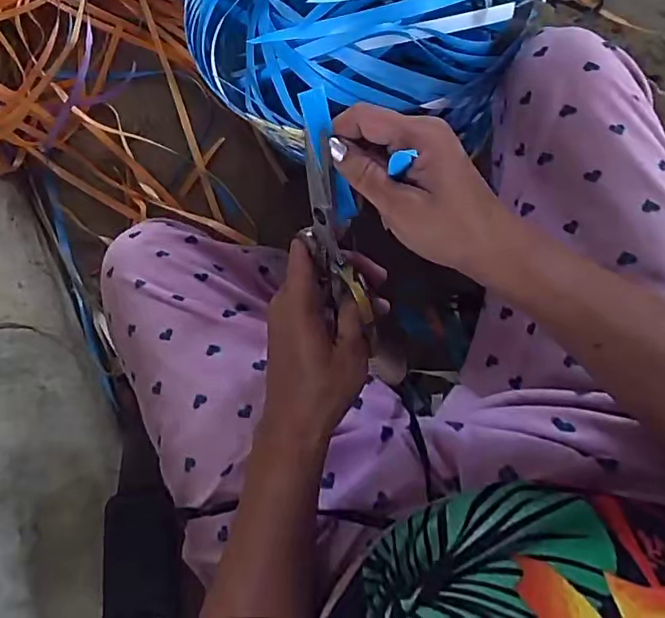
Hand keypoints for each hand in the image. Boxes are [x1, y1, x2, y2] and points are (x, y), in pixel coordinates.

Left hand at [259, 238, 371, 449]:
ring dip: (345, 290)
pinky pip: (310, 303)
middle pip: (315, 266)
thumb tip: (359, 286)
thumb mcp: (351, 350)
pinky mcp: (288, 328)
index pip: (303, 248)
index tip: (355, 243)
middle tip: (381, 282)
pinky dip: (333, 305)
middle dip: (348, 269)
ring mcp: (284, 314)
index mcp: (297, 299)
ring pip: (316, 286)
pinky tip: (361, 320)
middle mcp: (285, 299)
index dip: (327, 239)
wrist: (292, 425)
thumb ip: (354, 311)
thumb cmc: (323, 388)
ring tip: (379, 306)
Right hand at [330, 103, 517, 282]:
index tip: (320, 162)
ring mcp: (429, 138)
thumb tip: (331, 147)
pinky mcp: (431, 152)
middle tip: (345, 188)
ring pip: (379, 138)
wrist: (497, 249)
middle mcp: (424, 126)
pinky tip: (385, 196)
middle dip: (350, 150)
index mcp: (418, 133)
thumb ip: (362, 174)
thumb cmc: (449, 232)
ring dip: (365, 163)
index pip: (362, 115)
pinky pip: (393, 149)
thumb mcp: (397, 207)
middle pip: (370, 124)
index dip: (335, 132)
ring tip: (368, 198)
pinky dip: (381, 168)